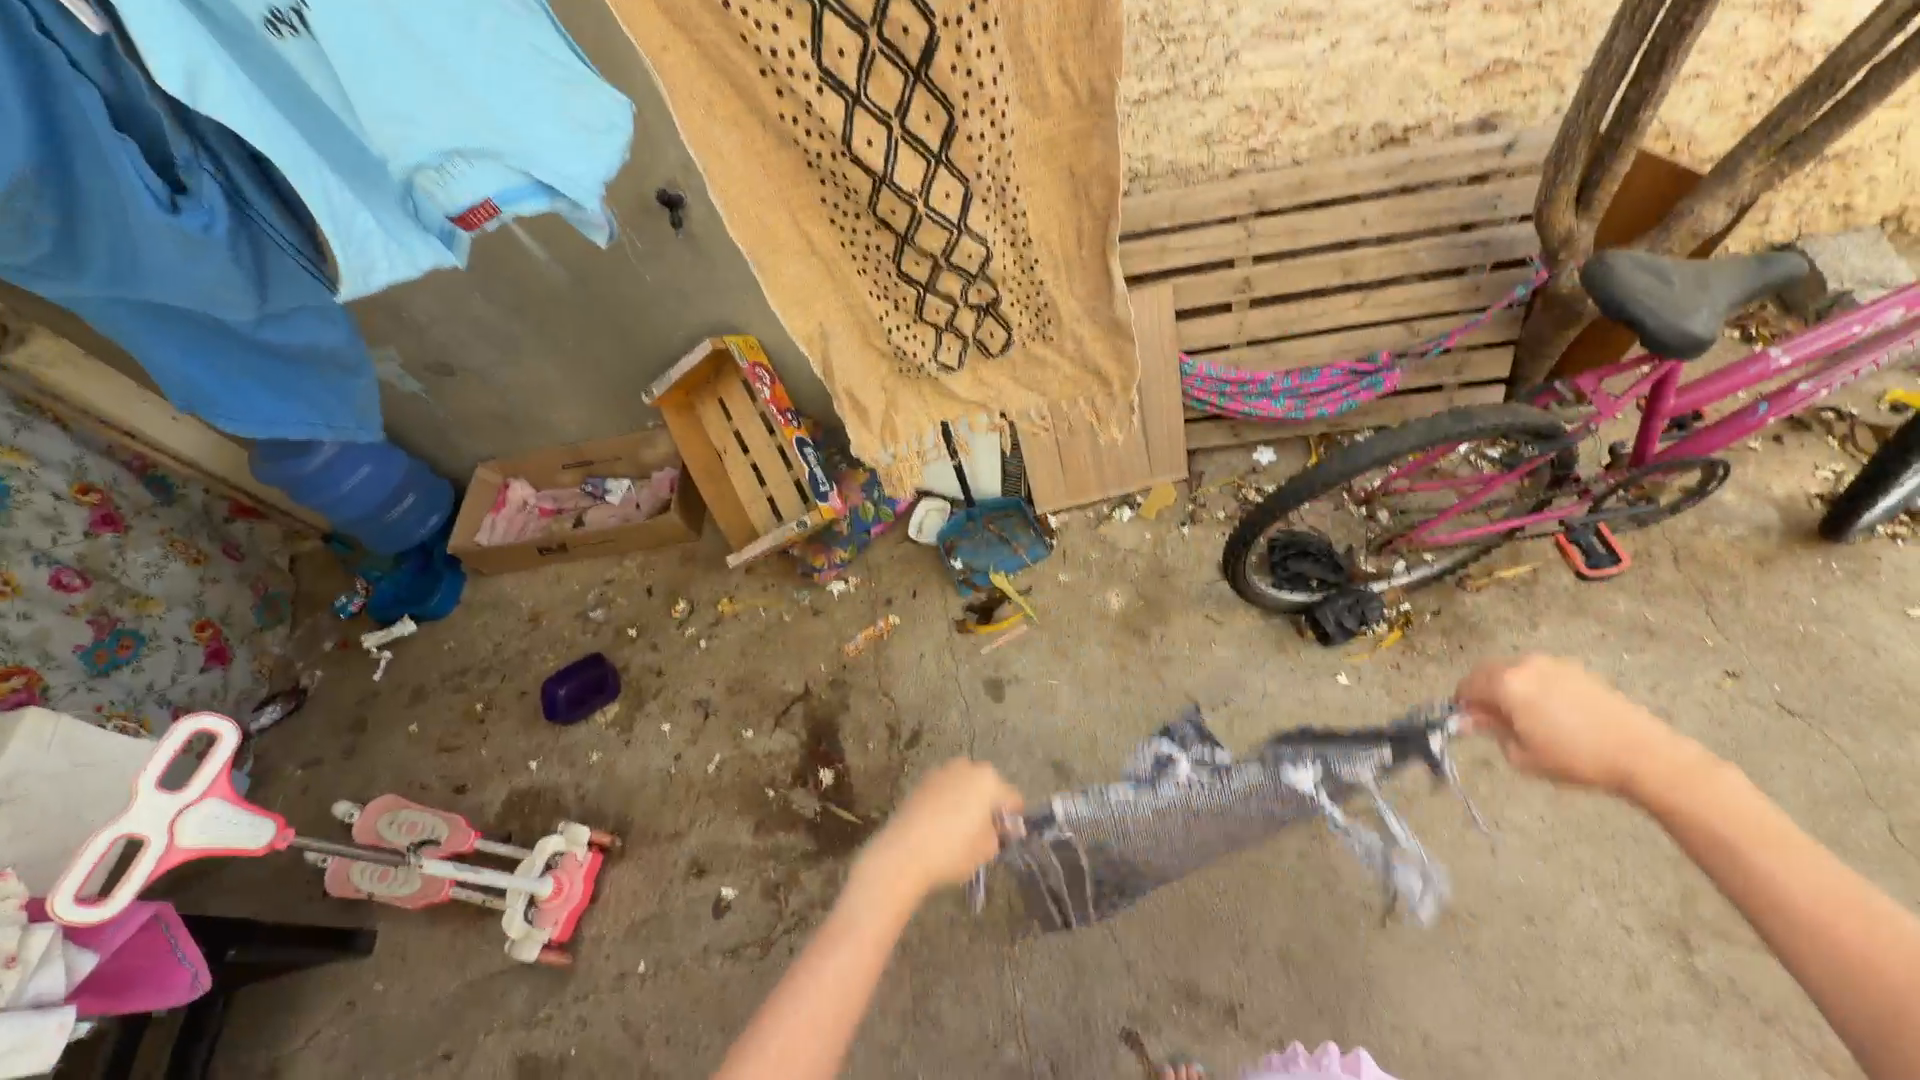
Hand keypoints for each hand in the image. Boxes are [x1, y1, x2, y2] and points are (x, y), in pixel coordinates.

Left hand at [854, 758, 1022, 899]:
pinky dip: (947, 803)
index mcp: (988, 780)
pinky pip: (943, 791)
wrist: (903, 854)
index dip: (1014, 819)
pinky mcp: (920, 783)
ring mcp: (940, 772)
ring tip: (963, 829)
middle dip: (990, 805)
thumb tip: (998, 829)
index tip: (1010, 837)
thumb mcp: (988, 849)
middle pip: (987, 786)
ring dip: (967, 801)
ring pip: (963, 785)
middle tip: (987, 832)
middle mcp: (966, 768)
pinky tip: (942, 825)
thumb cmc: (953, 850)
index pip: (1012, 798)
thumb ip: (1000, 835)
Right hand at [1455, 655, 1705, 796]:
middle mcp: (1525, 664)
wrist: (1641, 753)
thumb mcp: (1521, 754)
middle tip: (1492, 723)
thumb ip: (1491, 731)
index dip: (1462, 706)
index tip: (1469, 726)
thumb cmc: (1574, 757)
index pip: (1466, 686)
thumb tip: (1467, 720)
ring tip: (1523, 719)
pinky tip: (1549, 713)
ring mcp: (1553, 664)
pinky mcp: (1576, 670)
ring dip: (1507, 688)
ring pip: (1514, 671)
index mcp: (1506, 683)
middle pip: (1487, 672)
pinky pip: (1538, 674)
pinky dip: (1531, 687)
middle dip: (1482, 693)